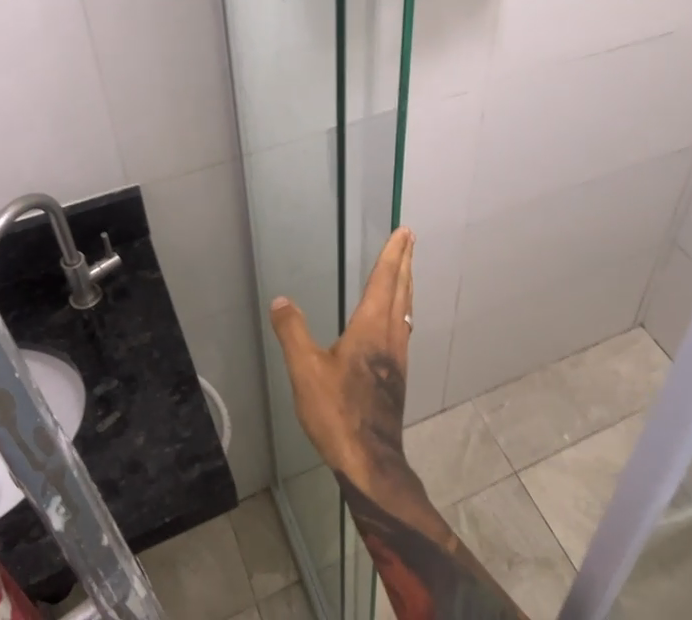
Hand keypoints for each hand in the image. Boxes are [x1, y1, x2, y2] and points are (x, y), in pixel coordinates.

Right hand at [268, 227, 414, 491]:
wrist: (370, 459)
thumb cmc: (337, 412)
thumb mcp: (305, 371)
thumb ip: (293, 333)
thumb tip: (281, 300)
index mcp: (371, 328)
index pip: (384, 281)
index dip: (393, 255)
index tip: (405, 232)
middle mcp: (390, 336)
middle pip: (401, 291)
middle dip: (404, 263)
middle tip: (410, 240)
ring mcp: (398, 357)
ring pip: (405, 309)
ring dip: (405, 285)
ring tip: (405, 272)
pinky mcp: (397, 376)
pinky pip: (403, 327)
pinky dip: (402, 308)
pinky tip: (397, 320)